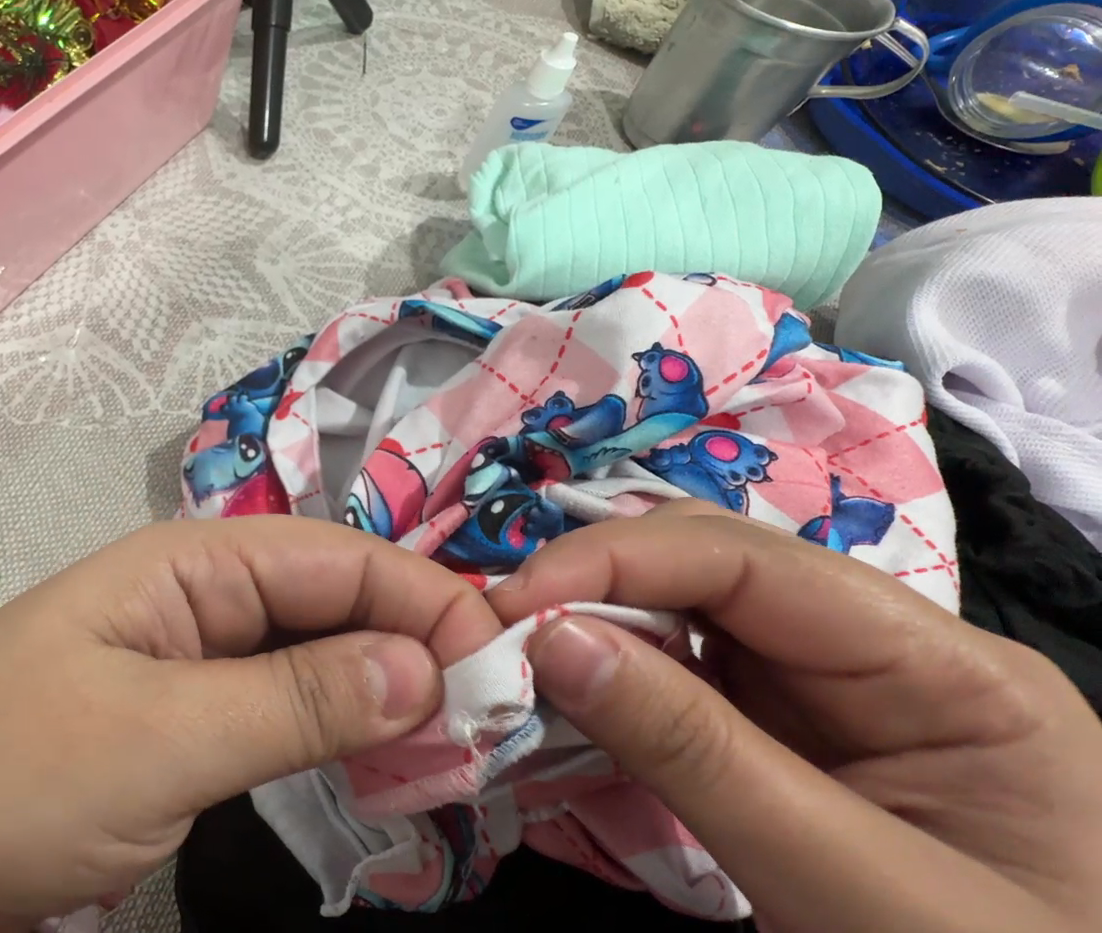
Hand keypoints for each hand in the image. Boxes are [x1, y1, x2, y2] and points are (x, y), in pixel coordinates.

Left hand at [0, 518, 504, 930]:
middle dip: (413, 647)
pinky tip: (383, 764)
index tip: (510, 668)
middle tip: (501, 723)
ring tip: (461, 749)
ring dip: (380, 695)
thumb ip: (298, 699)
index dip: (424, 600)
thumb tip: (429, 662)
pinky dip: (331, 733)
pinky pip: (273, 711)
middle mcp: (189, 596)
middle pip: (327, 602)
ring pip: (308, 659)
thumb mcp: (160, 739)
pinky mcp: (172, 722)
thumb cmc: (4, 775)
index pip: (334, 558)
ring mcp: (181, 661)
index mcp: (184, 563)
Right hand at [488, 501, 1101, 932]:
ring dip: (590, 635)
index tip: (512, 605)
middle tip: (503, 640)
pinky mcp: (779, 736)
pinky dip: (609, 687)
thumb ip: (695, 753)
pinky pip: (675, 680)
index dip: (615, 559)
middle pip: (707, 570)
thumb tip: (547, 639)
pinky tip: (568, 708)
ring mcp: (825, 694)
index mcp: (942, 666)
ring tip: (520, 672)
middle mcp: (877, 653)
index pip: (748, 560)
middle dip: (594, 589)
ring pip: (678, 619)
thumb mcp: (849, 886)